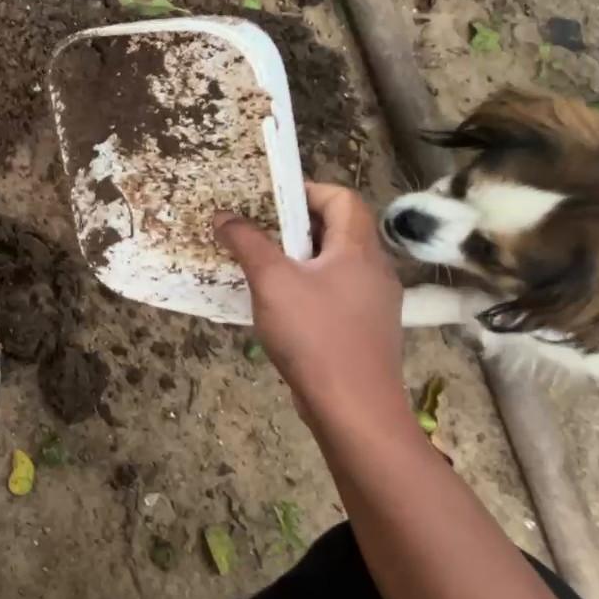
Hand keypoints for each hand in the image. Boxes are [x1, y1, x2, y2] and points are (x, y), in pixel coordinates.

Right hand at [214, 183, 406, 428]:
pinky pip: (332, 288)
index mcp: (359, 252)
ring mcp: (372, 302)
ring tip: (257, 260)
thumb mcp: (271, 281)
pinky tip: (275, 298)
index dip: (306, 190)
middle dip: (292, 222)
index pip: (342, 199)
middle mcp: (373, 271)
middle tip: (252, 225)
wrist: (354, 409)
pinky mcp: (362, 327)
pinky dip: (304, 282)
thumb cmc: (315, 335)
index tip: (266, 197)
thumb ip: (246, 242)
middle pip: (338, 229)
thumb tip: (224, 216)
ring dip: (295, 254)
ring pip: (333, 261)